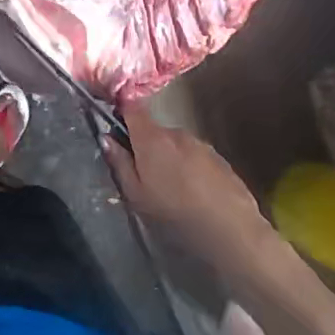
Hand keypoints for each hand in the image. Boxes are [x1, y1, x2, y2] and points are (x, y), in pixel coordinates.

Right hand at [102, 102, 284, 278]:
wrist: (228, 226)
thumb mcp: (136, 194)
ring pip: (176, 146)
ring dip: (170, 160)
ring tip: (172, 191)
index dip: (123, 111)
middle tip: (145, 177)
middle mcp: (177, 133)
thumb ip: (120, 163)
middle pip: (155, 131)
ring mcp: (202, 144)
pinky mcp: (220, 158)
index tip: (117, 126)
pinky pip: (195, 157)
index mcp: (152, 138)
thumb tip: (106, 138)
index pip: (133, 108)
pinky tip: (194, 194)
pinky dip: (190, 169)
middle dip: (147, 147)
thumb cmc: (173, 211)